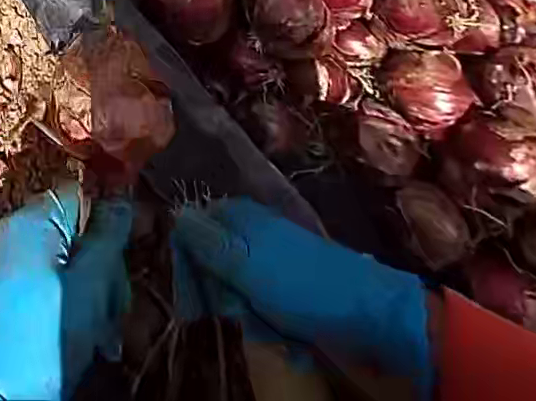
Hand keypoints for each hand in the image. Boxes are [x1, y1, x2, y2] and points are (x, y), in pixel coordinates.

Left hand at [0, 182, 134, 400]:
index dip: (114, 215)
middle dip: (106, 265)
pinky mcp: (9, 294)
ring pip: (70, 260)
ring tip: (105, 332)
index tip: (135, 245)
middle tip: (117, 306)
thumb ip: (109, 235)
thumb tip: (123, 200)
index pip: (84, 193)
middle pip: (79, 230)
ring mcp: (10, 263)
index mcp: (34, 219)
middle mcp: (18, 232)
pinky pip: (52, 282)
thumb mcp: (90, 283)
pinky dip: (73, 302)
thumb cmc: (47, 334)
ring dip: (95, 291)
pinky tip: (88, 337)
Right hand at [171, 198, 433, 398]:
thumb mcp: (249, 261)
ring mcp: (271, 265)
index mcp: (247, 217)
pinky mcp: (283, 295)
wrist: (365, 322)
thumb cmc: (301, 284)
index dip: (184, 239)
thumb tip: (176, 213)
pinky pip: (247, 297)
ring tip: (202, 313)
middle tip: (184, 298)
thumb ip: (212, 241)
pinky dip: (236, 310)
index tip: (170, 266)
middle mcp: (257, 234)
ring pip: (229, 275)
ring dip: (217, 294)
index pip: (203, 218)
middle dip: (198, 270)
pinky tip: (231, 322)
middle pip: (213, 247)